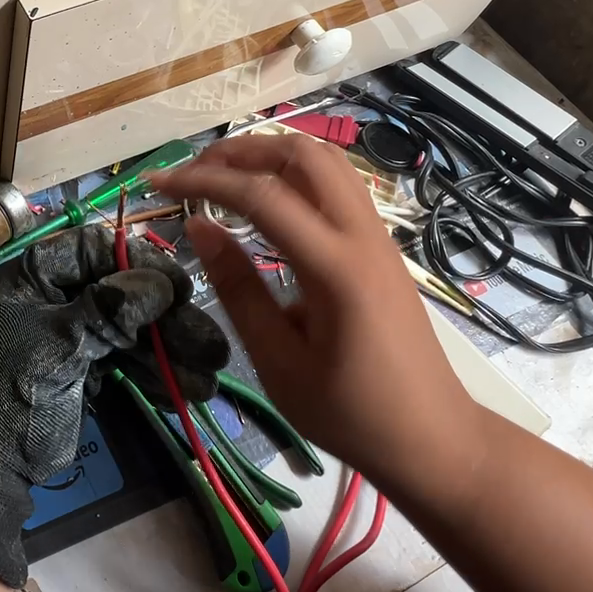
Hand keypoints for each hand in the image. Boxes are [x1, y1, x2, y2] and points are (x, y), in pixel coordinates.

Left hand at [0, 225, 229, 585]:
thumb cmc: (8, 392)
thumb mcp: (55, 345)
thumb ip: (106, 311)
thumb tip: (159, 284)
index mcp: (37, 276)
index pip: (96, 249)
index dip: (140, 262)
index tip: (181, 287)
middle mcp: (58, 295)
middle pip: (124, 291)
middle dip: (168, 320)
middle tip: (211, 346)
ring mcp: (76, 330)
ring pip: (133, 328)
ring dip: (172, 353)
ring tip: (208, 380)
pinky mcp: (88, 364)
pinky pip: (129, 358)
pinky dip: (157, 374)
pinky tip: (187, 392)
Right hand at [151, 133, 477, 482]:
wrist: (433, 440)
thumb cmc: (350, 412)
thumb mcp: (278, 363)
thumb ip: (238, 289)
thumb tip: (199, 227)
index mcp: (336, 269)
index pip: (262, 196)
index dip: (204, 181)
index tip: (159, 183)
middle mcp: (362, 236)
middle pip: (301, 154)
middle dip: (239, 151)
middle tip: (193, 172)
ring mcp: (377, 234)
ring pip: (324, 158)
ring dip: (268, 152)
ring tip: (223, 174)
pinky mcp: (379, 243)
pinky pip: (336, 181)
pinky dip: (292, 169)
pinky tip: (265, 194)